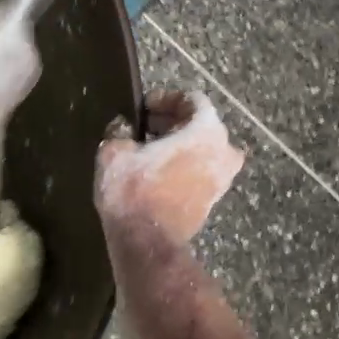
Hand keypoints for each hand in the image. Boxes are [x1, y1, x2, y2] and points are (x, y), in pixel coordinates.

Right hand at [95, 90, 245, 245]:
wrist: (148, 239)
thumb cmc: (133, 190)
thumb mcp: (113, 154)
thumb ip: (119, 133)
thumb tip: (122, 127)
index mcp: (206, 131)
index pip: (192, 99)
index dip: (165, 98)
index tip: (141, 107)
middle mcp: (225, 149)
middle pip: (199, 124)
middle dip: (170, 123)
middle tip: (140, 129)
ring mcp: (223, 176)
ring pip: (200, 149)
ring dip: (176, 146)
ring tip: (145, 152)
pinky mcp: (213, 197)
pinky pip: (198, 169)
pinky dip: (180, 165)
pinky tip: (154, 172)